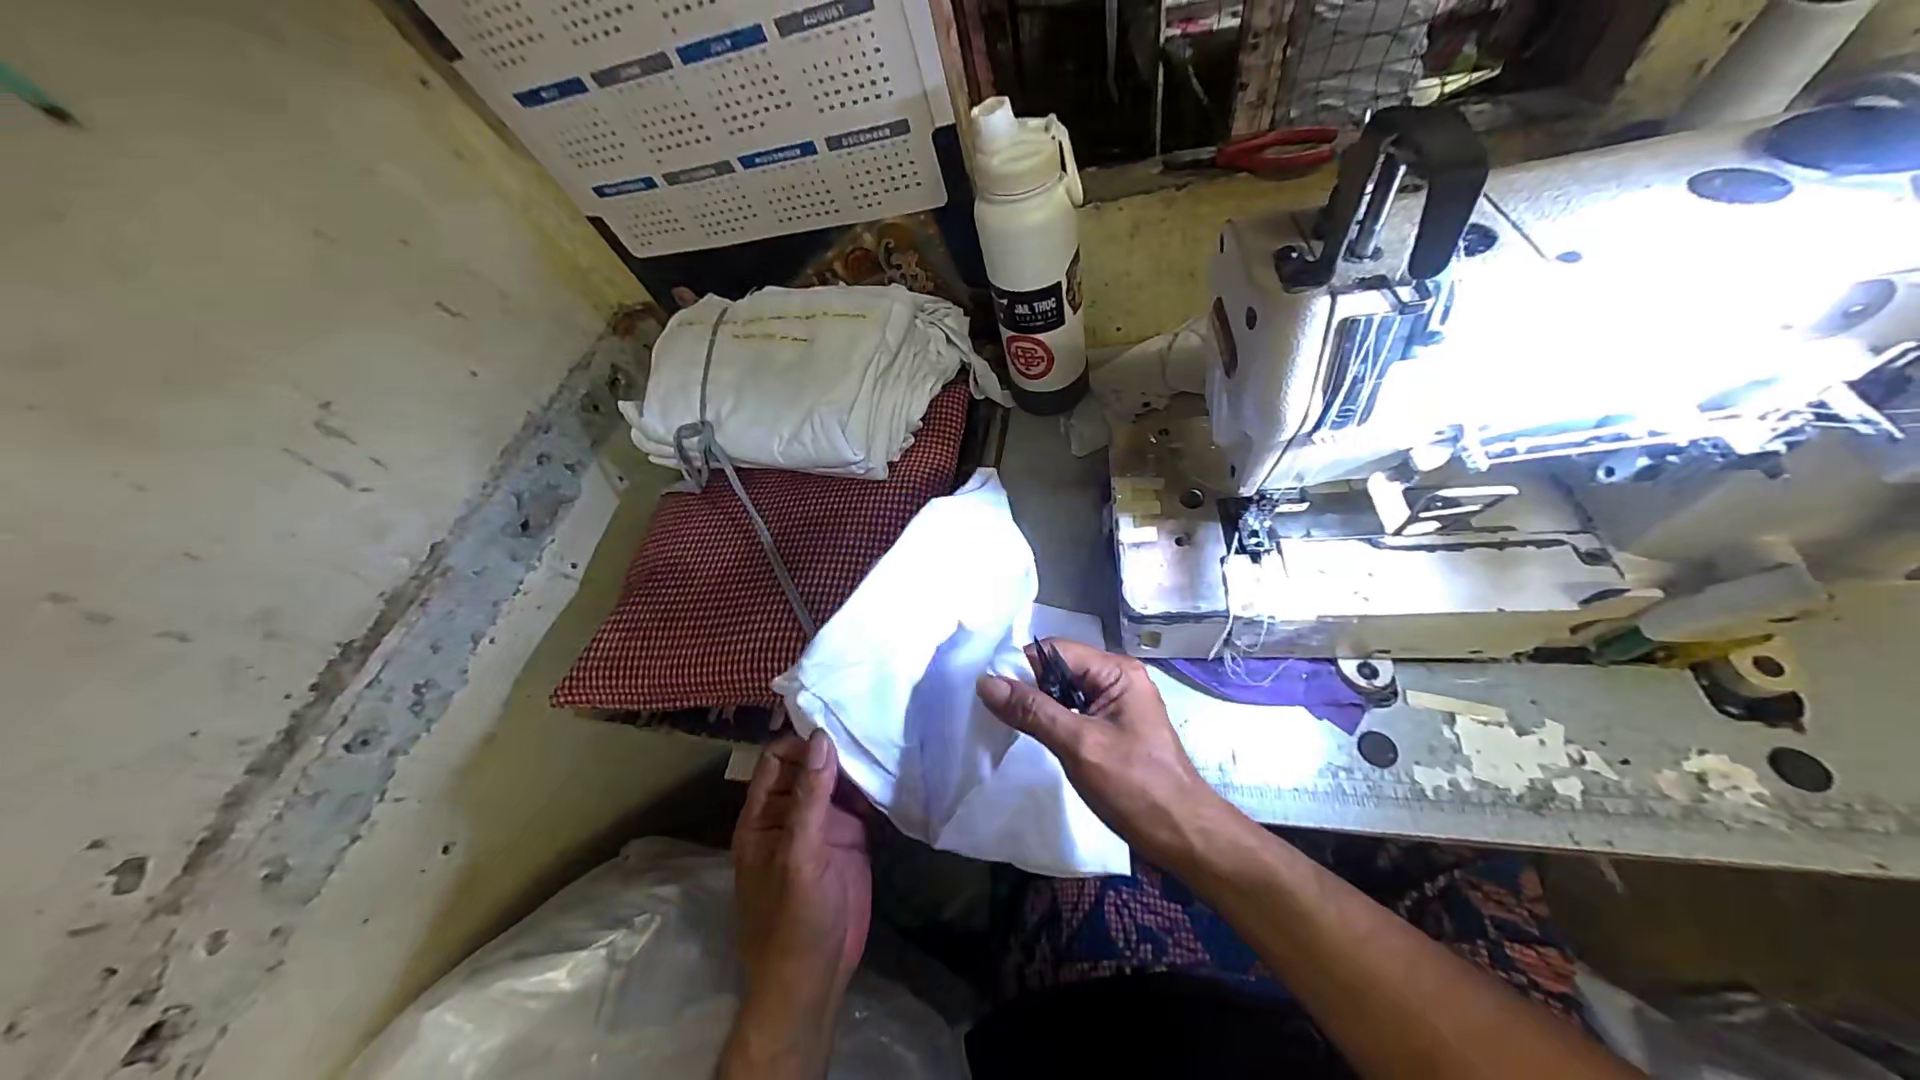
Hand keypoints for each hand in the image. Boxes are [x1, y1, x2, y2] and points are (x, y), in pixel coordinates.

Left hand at [721, 731, 870, 1078]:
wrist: (813, 977)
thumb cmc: (791, 918)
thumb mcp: (798, 855)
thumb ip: (809, 797)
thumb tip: (821, 739)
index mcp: (764, 815)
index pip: (778, 760)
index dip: (803, 741)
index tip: (837, 723)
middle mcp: (792, 814)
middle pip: (811, 765)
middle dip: (836, 748)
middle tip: (871, 725)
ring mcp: (823, 827)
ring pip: (838, 782)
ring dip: (858, 768)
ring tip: (887, 743)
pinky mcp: (850, 841)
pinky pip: (860, 805)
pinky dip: (873, 791)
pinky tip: (893, 775)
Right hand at [975, 639, 1239, 871]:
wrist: (1182, 836)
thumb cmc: (1135, 787)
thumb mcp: (1079, 745)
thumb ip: (1032, 711)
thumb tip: (986, 683)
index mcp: (1117, 672)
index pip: (1056, 650)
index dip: (1021, 666)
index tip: (988, 689)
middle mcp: (1117, 680)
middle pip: (1058, 669)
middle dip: (1026, 686)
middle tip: (992, 709)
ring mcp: (1116, 706)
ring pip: (1063, 692)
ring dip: (1036, 705)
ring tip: (1005, 722)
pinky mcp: (1111, 730)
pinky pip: (1072, 713)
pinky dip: (1050, 721)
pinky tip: (1031, 736)